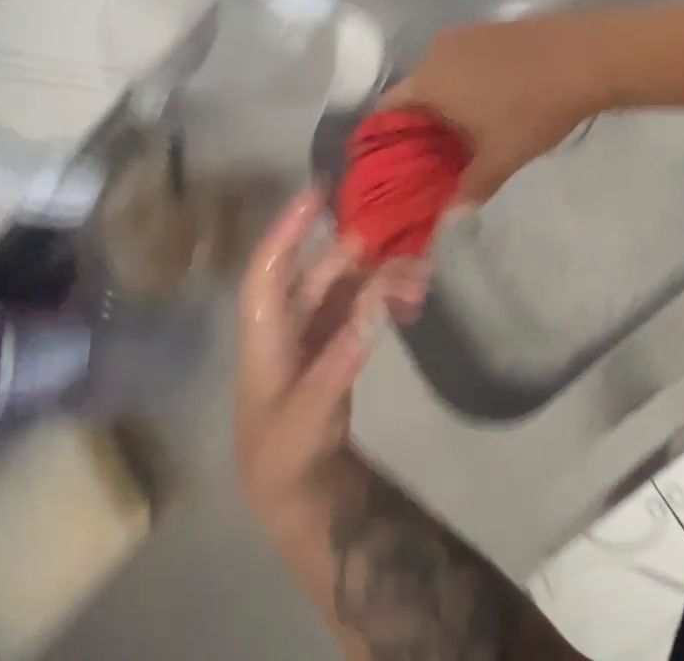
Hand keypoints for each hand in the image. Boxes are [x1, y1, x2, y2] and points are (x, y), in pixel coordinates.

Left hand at [235, 192, 428, 544]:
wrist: (293, 490)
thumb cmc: (285, 454)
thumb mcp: (308, 418)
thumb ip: (339, 363)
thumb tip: (373, 310)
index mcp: (264, 338)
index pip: (268, 272)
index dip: (287, 231)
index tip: (316, 194)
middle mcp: (286, 327)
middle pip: (317, 274)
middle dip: (355, 252)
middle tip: (400, 233)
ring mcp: (312, 337)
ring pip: (345, 289)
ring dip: (379, 275)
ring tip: (420, 271)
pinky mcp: (335, 349)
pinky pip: (361, 309)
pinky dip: (385, 298)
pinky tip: (412, 293)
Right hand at [382, 17, 617, 205]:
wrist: (587, 57)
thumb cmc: (534, 110)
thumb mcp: (503, 156)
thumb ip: (472, 187)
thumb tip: (450, 218)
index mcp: (427, 80)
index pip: (387, 111)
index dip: (392, 142)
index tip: (406, 165)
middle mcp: (436, 50)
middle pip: (417, 94)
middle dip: (426, 126)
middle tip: (443, 158)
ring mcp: (467, 34)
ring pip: (444, 76)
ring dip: (452, 104)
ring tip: (474, 135)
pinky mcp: (495, 28)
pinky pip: (468, 61)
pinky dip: (473, 83)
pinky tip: (499, 104)